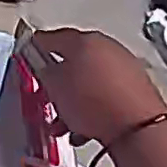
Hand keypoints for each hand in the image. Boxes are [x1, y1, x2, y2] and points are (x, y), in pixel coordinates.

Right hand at [21, 28, 166, 145]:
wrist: (134, 126)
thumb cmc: (95, 101)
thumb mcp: (54, 87)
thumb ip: (46, 73)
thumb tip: (46, 71)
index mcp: (85, 41)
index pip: (54, 37)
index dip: (38, 45)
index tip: (31, 49)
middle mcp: (107, 49)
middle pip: (74, 61)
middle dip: (58, 82)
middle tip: (47, 94)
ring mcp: (124, 69)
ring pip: (89, 83)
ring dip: (74, 101)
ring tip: (64, 122)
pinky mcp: (135, 90)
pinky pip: (105, 97)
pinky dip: (92, 110)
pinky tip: (84, 128)